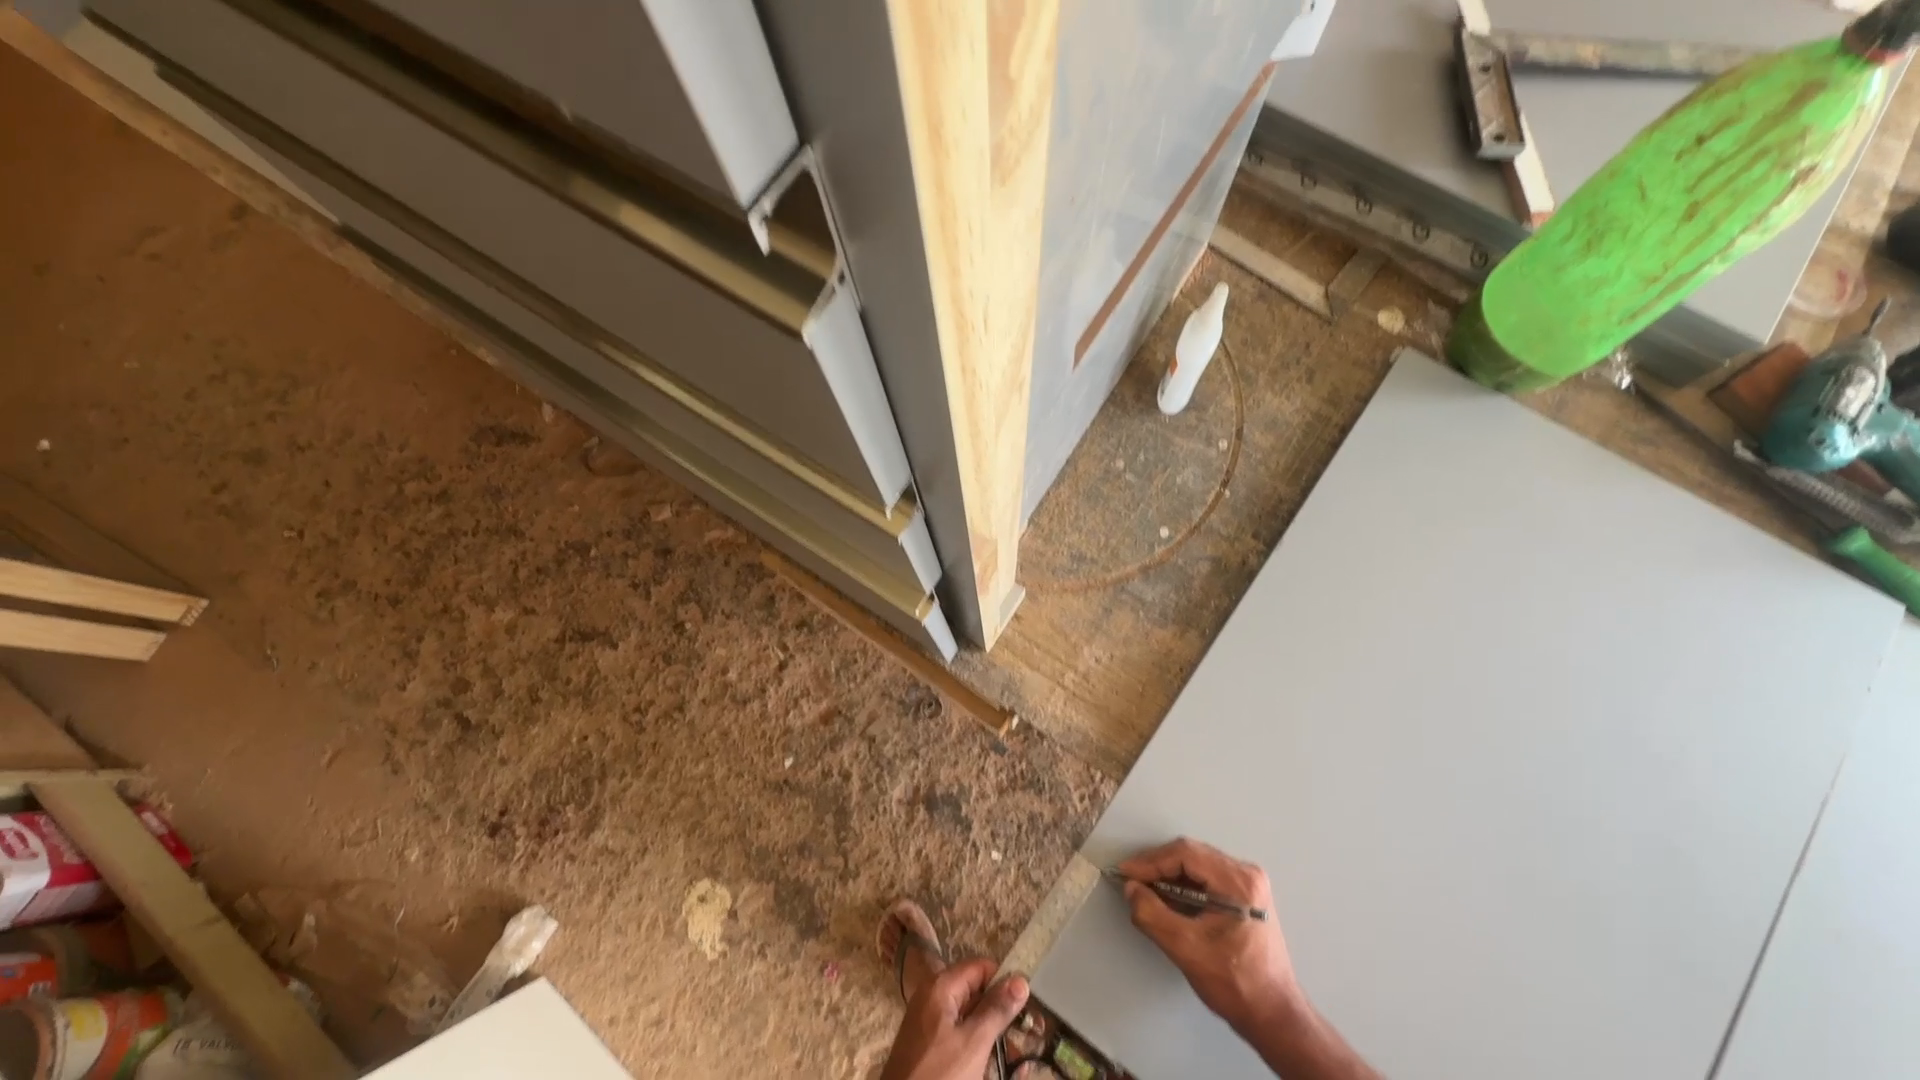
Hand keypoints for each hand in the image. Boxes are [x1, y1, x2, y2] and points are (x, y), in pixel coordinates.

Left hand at [879, 958, 1028, 1079]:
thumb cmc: (939, 1074)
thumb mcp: (973, 1043)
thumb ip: (997, 1010)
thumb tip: (1021, 979)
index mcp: (941, 987)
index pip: (981, 968)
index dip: (1005, 982)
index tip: (1028, 1003)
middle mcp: (934, 998)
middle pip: (977, 992)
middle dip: (1002, 1011)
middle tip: (1029, 1031)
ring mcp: (931, 1022)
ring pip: (972, 1017)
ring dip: (995, 1033)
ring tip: (1019, 1057)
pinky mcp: (932, 1045)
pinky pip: (962, 1036)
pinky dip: (980, 1046)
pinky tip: (998, 1064)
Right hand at [1119, 837, 1301, 1034]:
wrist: (1273, 1014)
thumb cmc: (1234, 982)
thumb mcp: (1186, 949)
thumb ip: (1152, 915)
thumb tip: (1131, 889)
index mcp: (1239, 881)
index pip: (1186, 854)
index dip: (1151, 861)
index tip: (1125, 874)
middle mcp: (1247, 874)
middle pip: (1192, 855)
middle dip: (1158, 867)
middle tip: (1132, 883)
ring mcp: (1249, 885)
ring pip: (1198, 866)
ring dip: (1169, 876)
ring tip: (1145, 892)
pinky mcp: (1246, 898)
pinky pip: (1207, 879)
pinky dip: (1184, 886)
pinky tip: (1168, 901)